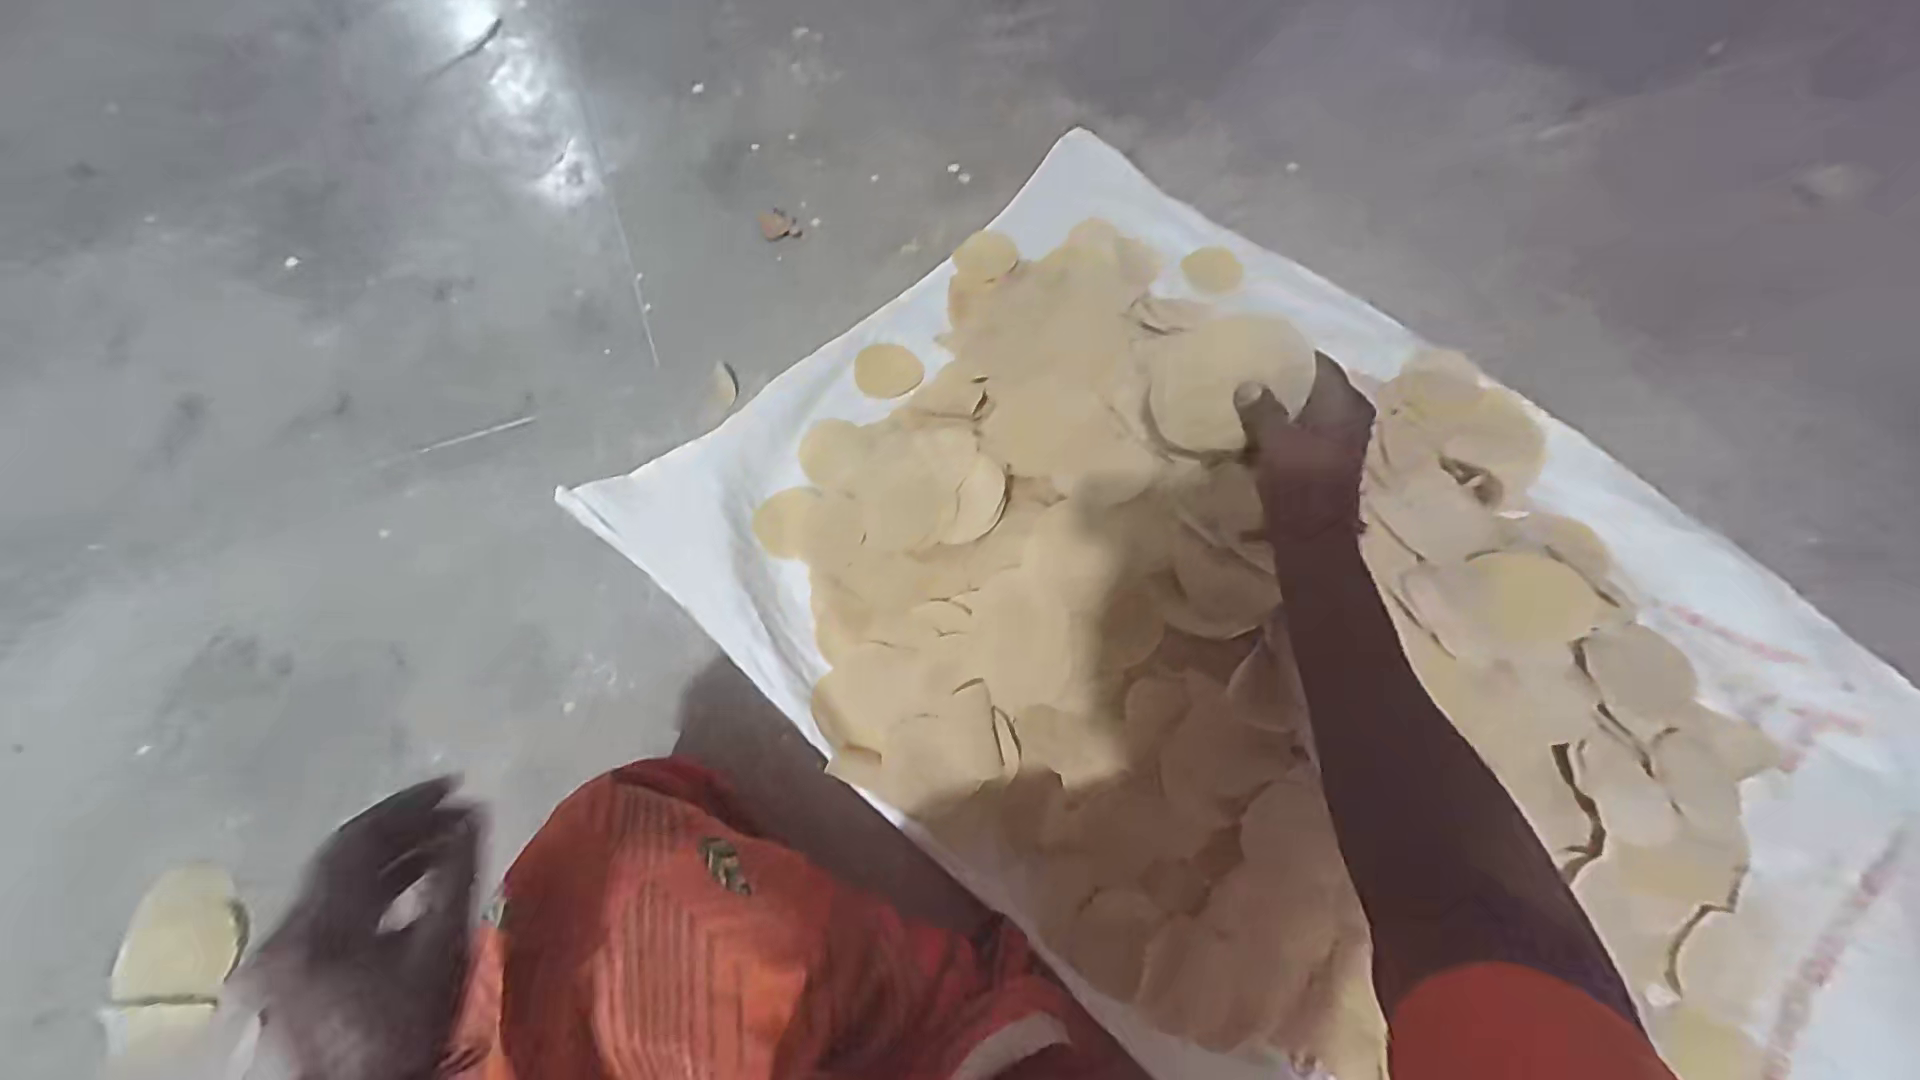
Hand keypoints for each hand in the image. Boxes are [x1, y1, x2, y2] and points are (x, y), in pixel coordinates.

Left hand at [233, 778, 479, 1079]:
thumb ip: (460, 868)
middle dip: (405, 820)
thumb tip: (474, 811)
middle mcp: (284, 934)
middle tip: (456, 800)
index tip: (456, 784)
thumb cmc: (413, 1017)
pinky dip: (381, 876)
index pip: (357, 840)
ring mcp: (280, 951)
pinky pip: (337, 899)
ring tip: (448, 831)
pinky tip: (420, 868)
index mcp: (318, 928)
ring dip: (397, 847)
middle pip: (344, 853)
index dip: (409, 803)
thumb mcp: (445, 938)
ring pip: (341, 875)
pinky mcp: (290, 962)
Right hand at [1235, 353, 1374, 556]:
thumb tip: (1248, 385)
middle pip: (1314, 388)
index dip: (1294, 355)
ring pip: (1306, 412)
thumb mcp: (1276, 443)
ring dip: (1281, 408)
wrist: (1311, 536)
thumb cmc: (1299, 485)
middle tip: (1252, 373)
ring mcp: (1338, 441)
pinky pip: (1300, 433)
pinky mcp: (1324, 461)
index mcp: (1345, 405)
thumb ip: (1262, 411)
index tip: (1265, 350)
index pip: (1321, 365)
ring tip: (1248, 399)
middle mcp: (1349, 417)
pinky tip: (1255, 430)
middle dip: (1284, 382)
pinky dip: (1281, 429)